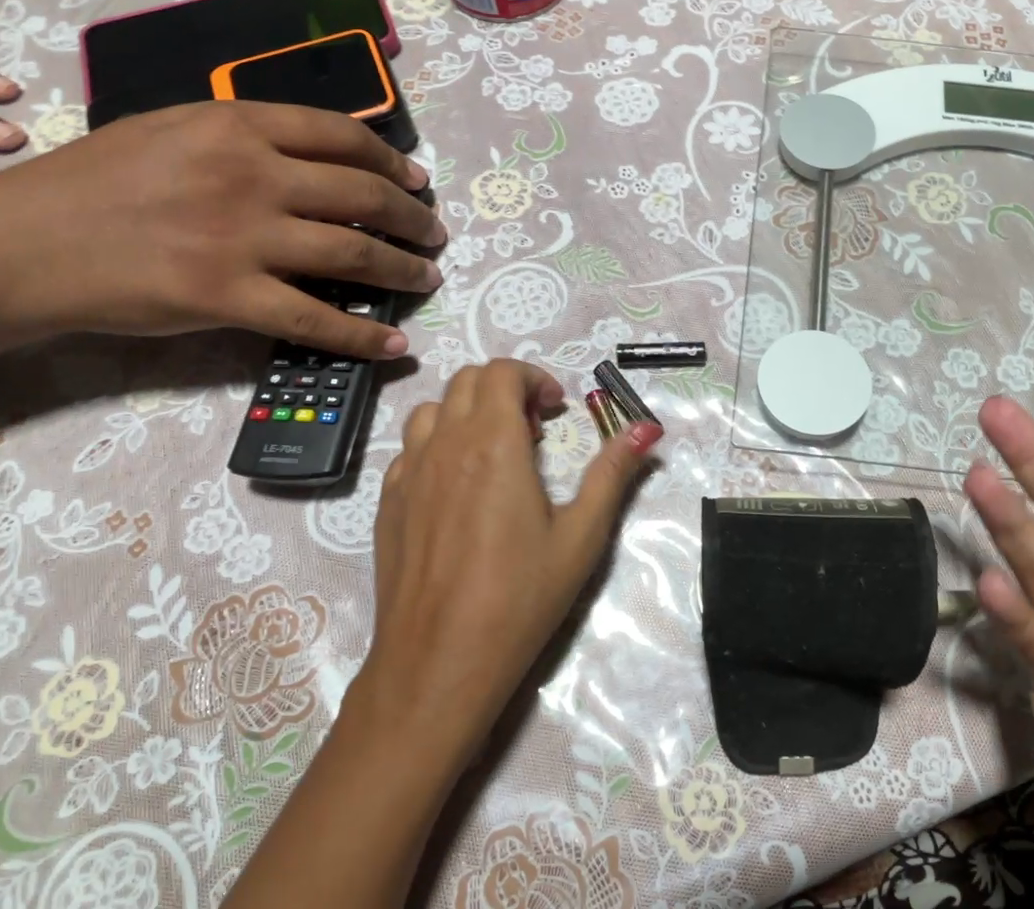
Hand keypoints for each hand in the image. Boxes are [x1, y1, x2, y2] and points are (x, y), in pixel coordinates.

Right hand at [0, 101, 445, 359]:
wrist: (21, 242)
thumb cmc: (92, 183)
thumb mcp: (171, 132)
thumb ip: (245, 140)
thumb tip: (318, 160)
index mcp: (236, 127)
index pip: (341, 136)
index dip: (392, 161)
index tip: (416, 180)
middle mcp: (249, 176)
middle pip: (363, 197)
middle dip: (413, 218)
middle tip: (435, 235)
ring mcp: (242, 238)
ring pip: (354, 256)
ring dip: (404, 270)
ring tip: (428, 278)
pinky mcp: (228, 296)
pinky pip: (317, 321)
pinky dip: (364, 337)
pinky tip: (394, 344)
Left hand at [361, 360, 659, 751]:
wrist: (439, 660)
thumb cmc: (520, 597)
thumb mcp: (581, 536)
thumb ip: (612, 474)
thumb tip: (647, 428)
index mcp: (493, 444)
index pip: (501, 372)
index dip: (533, 379)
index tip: (556, 410)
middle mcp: (444, 446)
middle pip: (465, 381)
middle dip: (504, 389)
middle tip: (534, 430)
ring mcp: (407, 475)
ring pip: (431, 411)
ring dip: (466, 414)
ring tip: (495, 454)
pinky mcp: (387, 505)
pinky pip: (409, 451)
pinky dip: (438, 447)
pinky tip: (459, 490)